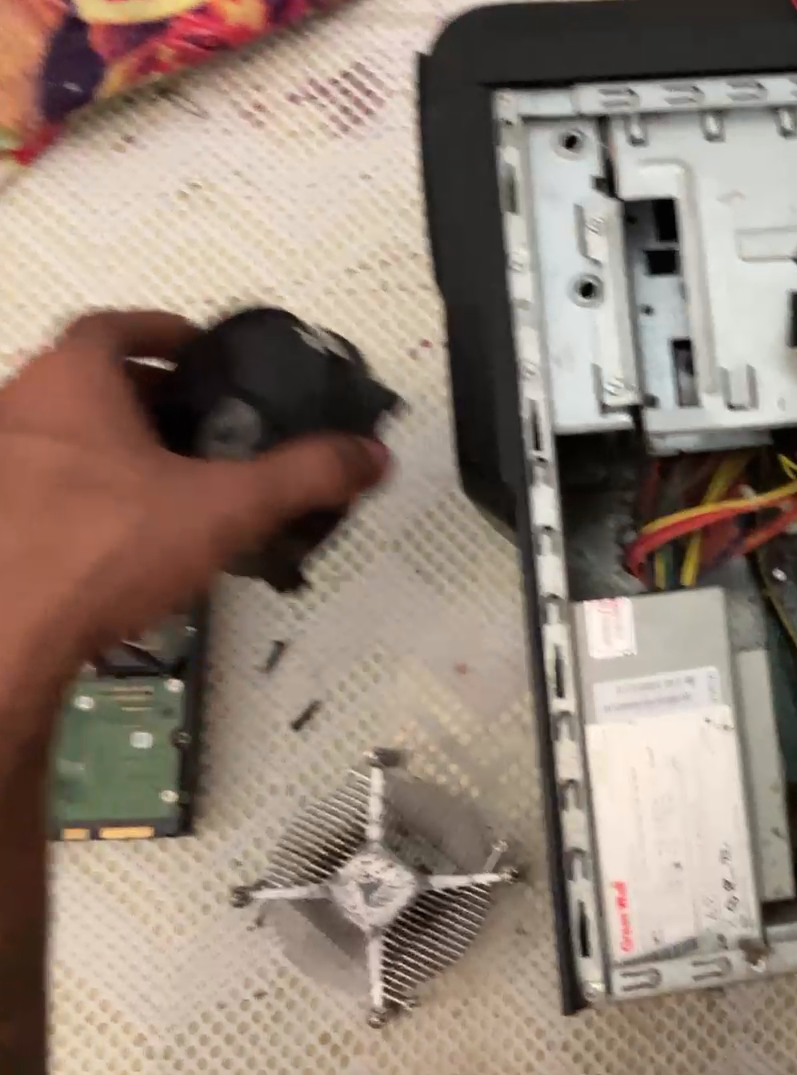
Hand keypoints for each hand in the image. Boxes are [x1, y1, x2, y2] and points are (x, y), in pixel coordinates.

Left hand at [0, 310, 388, 668]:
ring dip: (120, 439)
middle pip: (84, 380)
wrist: (1, 638)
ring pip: (64, 432)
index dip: (162, 330)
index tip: (204, 348)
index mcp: (65, 390)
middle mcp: (12, 414)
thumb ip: (309, 475)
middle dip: (151, 392)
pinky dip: (94, 485)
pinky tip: (138, 525)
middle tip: (212, 419)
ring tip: (185, 475)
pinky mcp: (0, 516)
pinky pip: (49, 480)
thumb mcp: (233, 506)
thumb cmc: (103, 548)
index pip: (109, 328)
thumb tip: (373, 455)